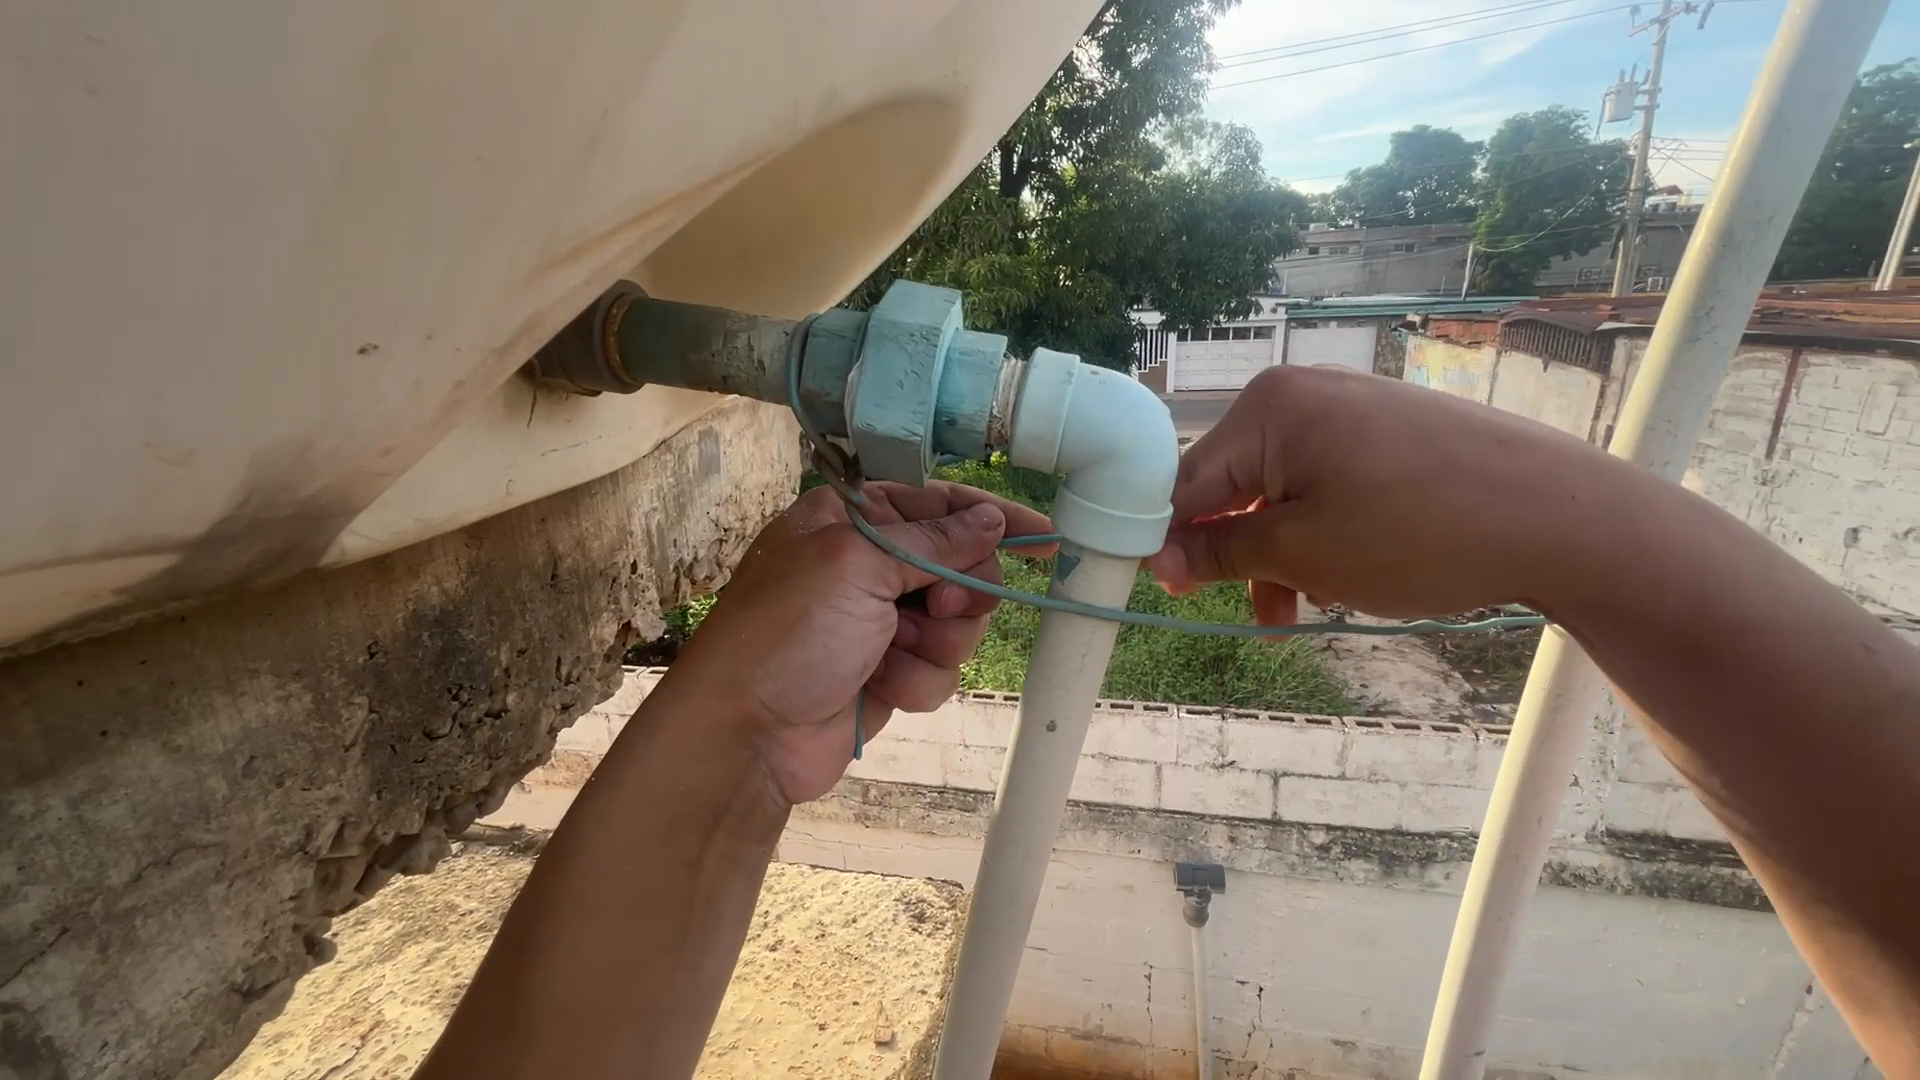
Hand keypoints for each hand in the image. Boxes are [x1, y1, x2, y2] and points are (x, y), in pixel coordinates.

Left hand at [666, 481, 1053, 804]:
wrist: (747, 735)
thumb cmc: (790, 632)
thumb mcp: (859, 565)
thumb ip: (934, 539)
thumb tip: (990, 518)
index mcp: (852, 521)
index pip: (940, 504)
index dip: (993, 518)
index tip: (1044, 538)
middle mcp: (869, 566)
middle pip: (961, 565)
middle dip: (960, 592)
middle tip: (941, 607)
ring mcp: (881, 621)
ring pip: (959, 621)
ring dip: (936, 642)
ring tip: (896, 652)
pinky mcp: (890, 670)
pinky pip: (939, 668)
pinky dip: (917, 679)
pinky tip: (881, 687)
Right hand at [1147, 365, 1620, 620]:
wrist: (1572, 519)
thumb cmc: (1420, 533)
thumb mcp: (1301, 552)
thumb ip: (1217, 552)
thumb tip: (1157, 559)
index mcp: (1268, 407)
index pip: (1184, 480)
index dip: (1167, 539)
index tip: (1168, 591)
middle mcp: (1300, 394)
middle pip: (1231, 484)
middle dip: (1234, 552)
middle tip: (1252, 610)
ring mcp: (1346, 408)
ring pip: (1276, 492)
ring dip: (1276, 555)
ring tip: (1297, 613)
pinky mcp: (1382, 430)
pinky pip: (1320, 484)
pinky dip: (1315, 533)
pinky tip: (1335, 579)